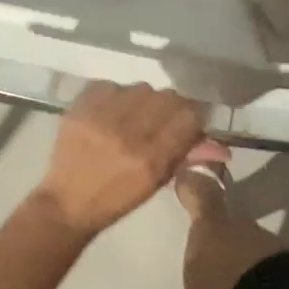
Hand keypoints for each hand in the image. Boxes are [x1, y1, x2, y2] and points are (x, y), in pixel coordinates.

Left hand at [33, 82, 225, 235]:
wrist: (67, 203)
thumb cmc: (117, 199)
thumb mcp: (156, 183)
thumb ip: (187, 157)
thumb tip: (222, 147)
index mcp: (150, 159)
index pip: (189, 117)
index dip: (193, 119)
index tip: (187, 125)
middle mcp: (128, 133)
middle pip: (169, 97)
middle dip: (171, 107)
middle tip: (161, 120)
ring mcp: (101, 117)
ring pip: (142, 88)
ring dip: (144, 100)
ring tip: (134, 116)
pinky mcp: (79, 107)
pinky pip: (111, 85)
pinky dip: (116, 95)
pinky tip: (111, 111)